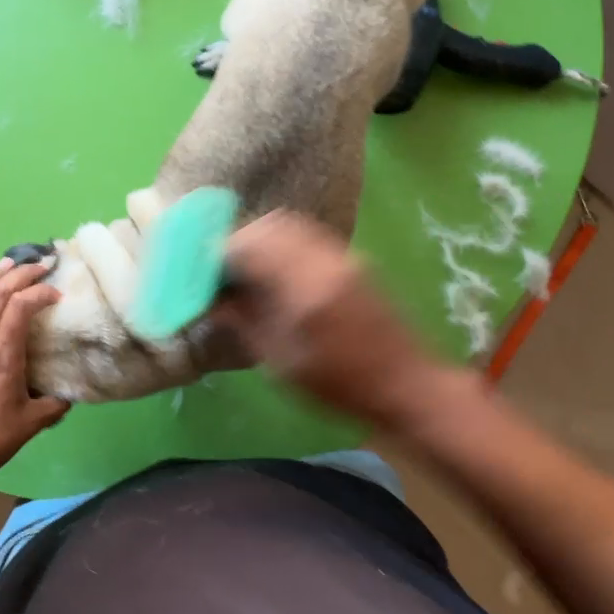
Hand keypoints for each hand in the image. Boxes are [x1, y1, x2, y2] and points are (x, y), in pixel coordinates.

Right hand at [213, 211, 453, 428]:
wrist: (408, 387)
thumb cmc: (339, 386)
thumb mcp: (281, 364)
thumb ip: (244, 324)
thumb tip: (211, 300)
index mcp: (304, 288)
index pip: (249, 246)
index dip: (220, 255)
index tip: (205, 274)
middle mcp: (325, 261)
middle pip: (270, 226)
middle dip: (240, 241)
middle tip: (224, 270)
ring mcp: (344, 257)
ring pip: (292, 225)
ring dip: (264, 240)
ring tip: (249, 271)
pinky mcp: (355, 261)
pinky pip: (310, 236)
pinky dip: (286, 244)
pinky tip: (279, 274)